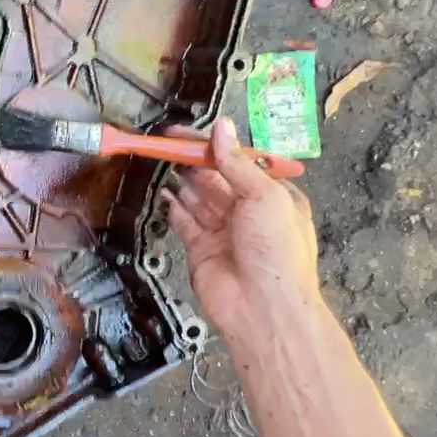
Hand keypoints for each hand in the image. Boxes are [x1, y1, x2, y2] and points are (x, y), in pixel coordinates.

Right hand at [160, 118, 321, 342]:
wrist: (261, 306)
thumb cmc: (278, 253)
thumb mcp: (265, 196)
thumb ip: (236, 163)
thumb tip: (221, 129)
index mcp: (274, 197)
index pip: (240, 162)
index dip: (214, 145)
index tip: (188, 134)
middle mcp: (249, 212)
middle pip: (216, 177)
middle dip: (193, 160)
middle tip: (167, 144)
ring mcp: (224, 230)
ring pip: (197, 196)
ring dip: (180, 178)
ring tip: (158, 160)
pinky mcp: (200, 246)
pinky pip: (182, 219)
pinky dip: (171, 204)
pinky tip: (160, 189)